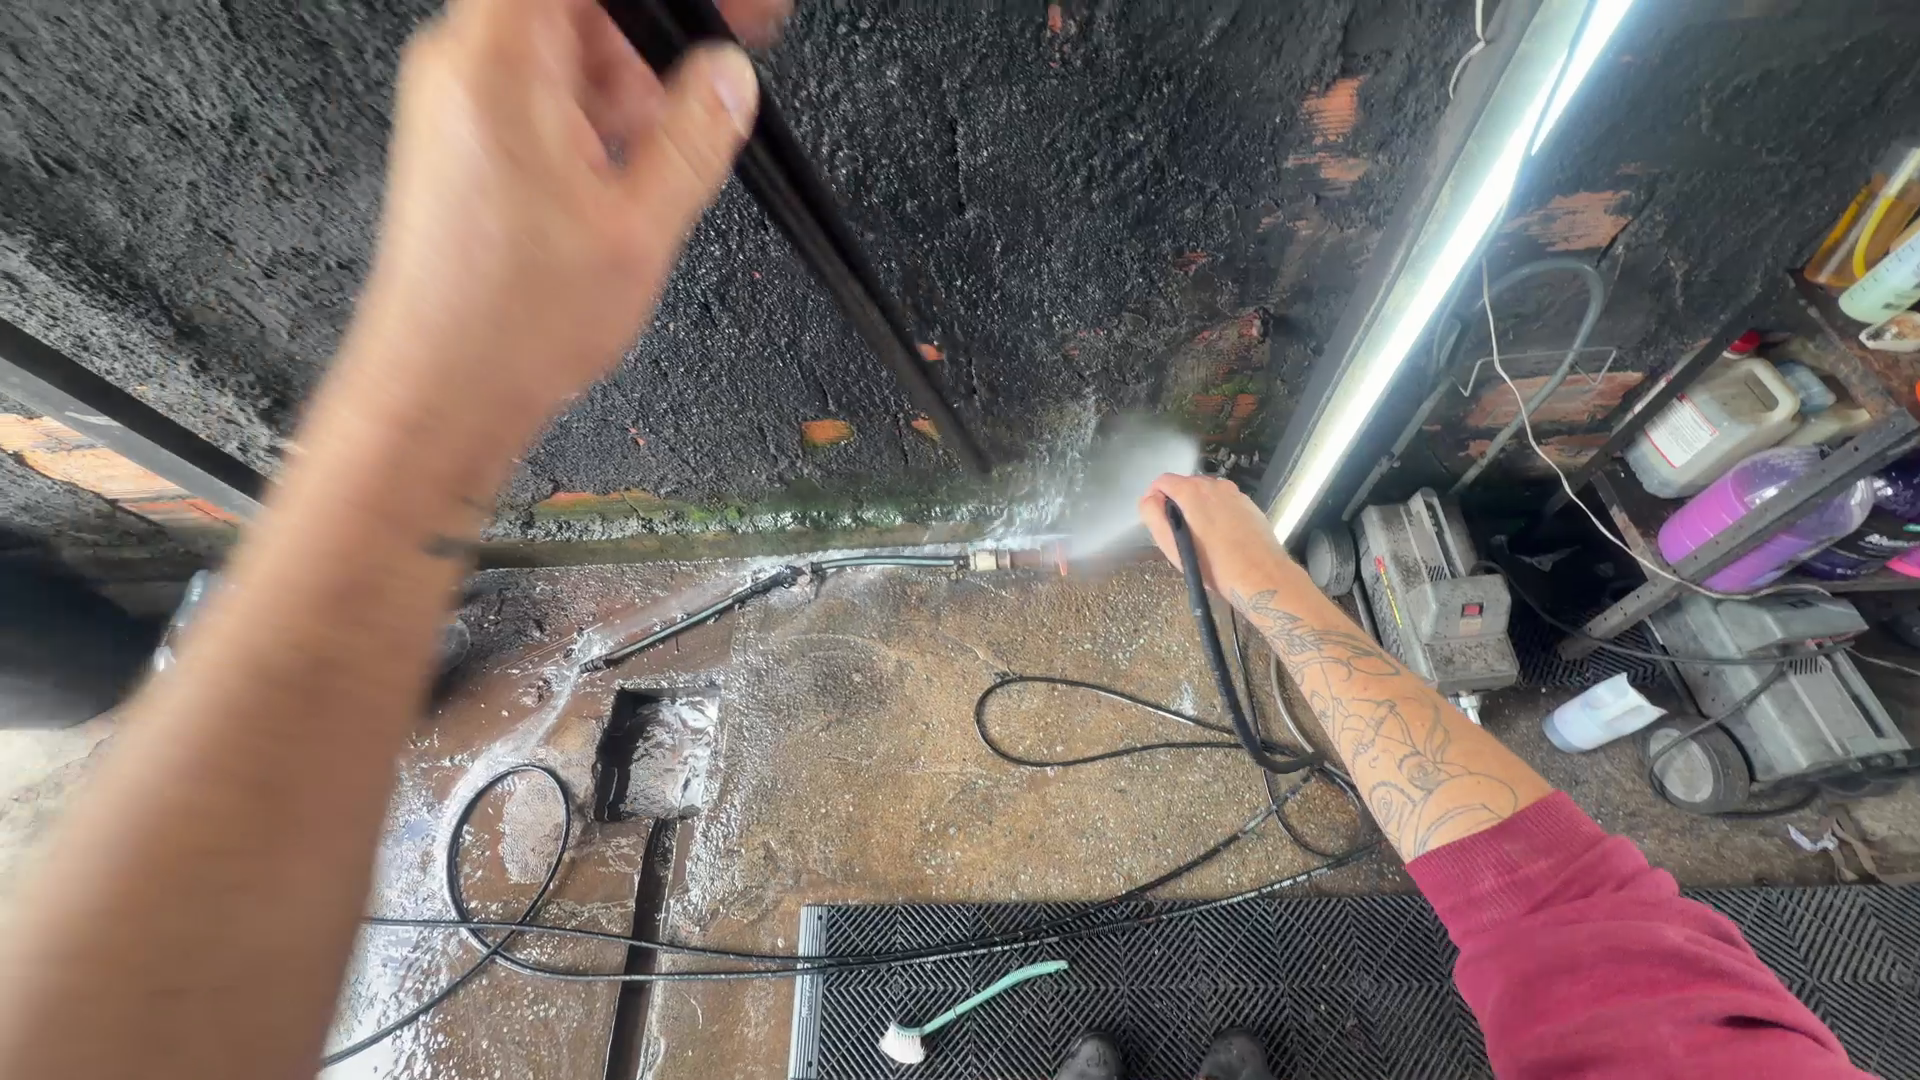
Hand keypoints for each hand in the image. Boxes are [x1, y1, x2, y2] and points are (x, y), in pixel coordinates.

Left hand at [343, 0, 786, 431]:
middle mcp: (469, 68)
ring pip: (567, 55)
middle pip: (578, 8)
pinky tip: (634, 176)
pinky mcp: (475, 146)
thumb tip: (728, 79)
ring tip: (668, 160)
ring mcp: (467, 106)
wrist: (451, 384)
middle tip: (710, 91)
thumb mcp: (640, 230)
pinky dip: (601, 122)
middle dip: (654, 42)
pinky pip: (548, 99)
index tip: (722, 13)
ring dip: (631, 90)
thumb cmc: (519, 320)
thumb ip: (693, 141)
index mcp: (502, 63)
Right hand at [1137, 473, 1293, 595]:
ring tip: (1200, 538)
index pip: (1162, 481)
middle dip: (1177, 504)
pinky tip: (1219, 539)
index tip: (1156, 517)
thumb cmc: (1214, 565)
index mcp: (1192, 491)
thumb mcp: (1171, 544)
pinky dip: (1217, 515)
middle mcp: (1215, 486)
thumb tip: (1149, 499)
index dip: (1154, 498)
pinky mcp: (1249, 506)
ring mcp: (1235, 494)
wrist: (1260, 577)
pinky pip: (1224, 504)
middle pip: (1185, 486)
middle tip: (1178, 533)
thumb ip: (1152, 514)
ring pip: (1206, 495)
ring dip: (1197, 509)